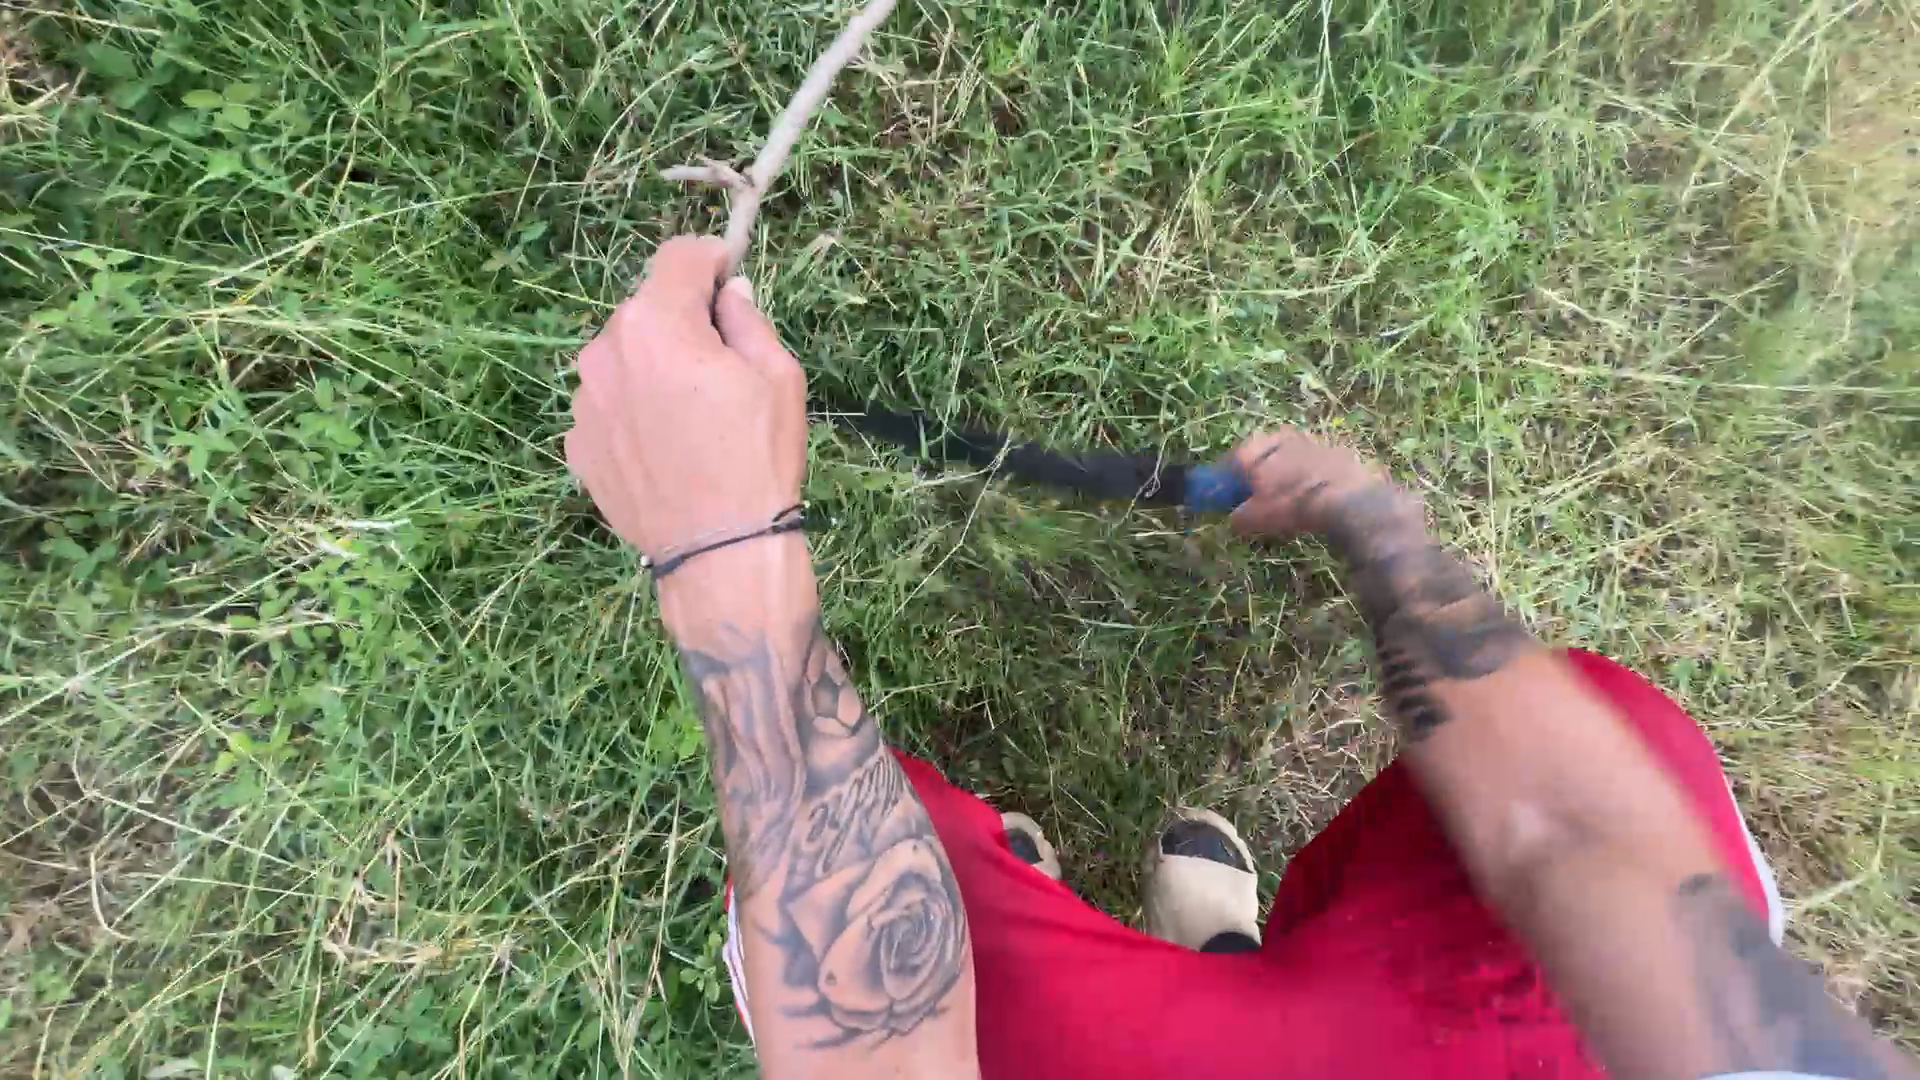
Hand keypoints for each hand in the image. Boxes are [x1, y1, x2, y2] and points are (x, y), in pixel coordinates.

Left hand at [565, 235, 806, 561]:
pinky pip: (610, 405)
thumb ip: (749, 321)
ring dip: (655, 368)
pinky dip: (636, 410)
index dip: (711, 260)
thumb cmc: (759, 459)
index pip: (678, 257)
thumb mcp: (779, 379)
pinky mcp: (578, 444)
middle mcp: (605, 351)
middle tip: (722, 370)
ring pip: (625, 359)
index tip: (731, 279)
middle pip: (648, 310)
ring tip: (693, 420)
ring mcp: (584, 401)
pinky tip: (668, 449)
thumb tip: (730, 294)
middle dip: (684, 323)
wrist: (720, 550)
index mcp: (656, 324)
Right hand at [1227, 428, 1425, 554]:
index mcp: (1259, 448)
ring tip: (1287, 496)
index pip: (1235, 457)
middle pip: (1264, 453)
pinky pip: (1315, 465)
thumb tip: (1235, 519)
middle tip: (1257, 492)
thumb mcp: (1256, 518)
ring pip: (1291, 457)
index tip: (1228, 492)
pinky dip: (1310, 477)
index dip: (1228, 477)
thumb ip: (1239, 517)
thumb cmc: (1292, 504)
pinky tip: (1312, 496)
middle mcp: (1284, 438)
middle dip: (1258, 471)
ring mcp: (1313, 442)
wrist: (1347, 500)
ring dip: (1286, 472)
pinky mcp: (1339, 451)